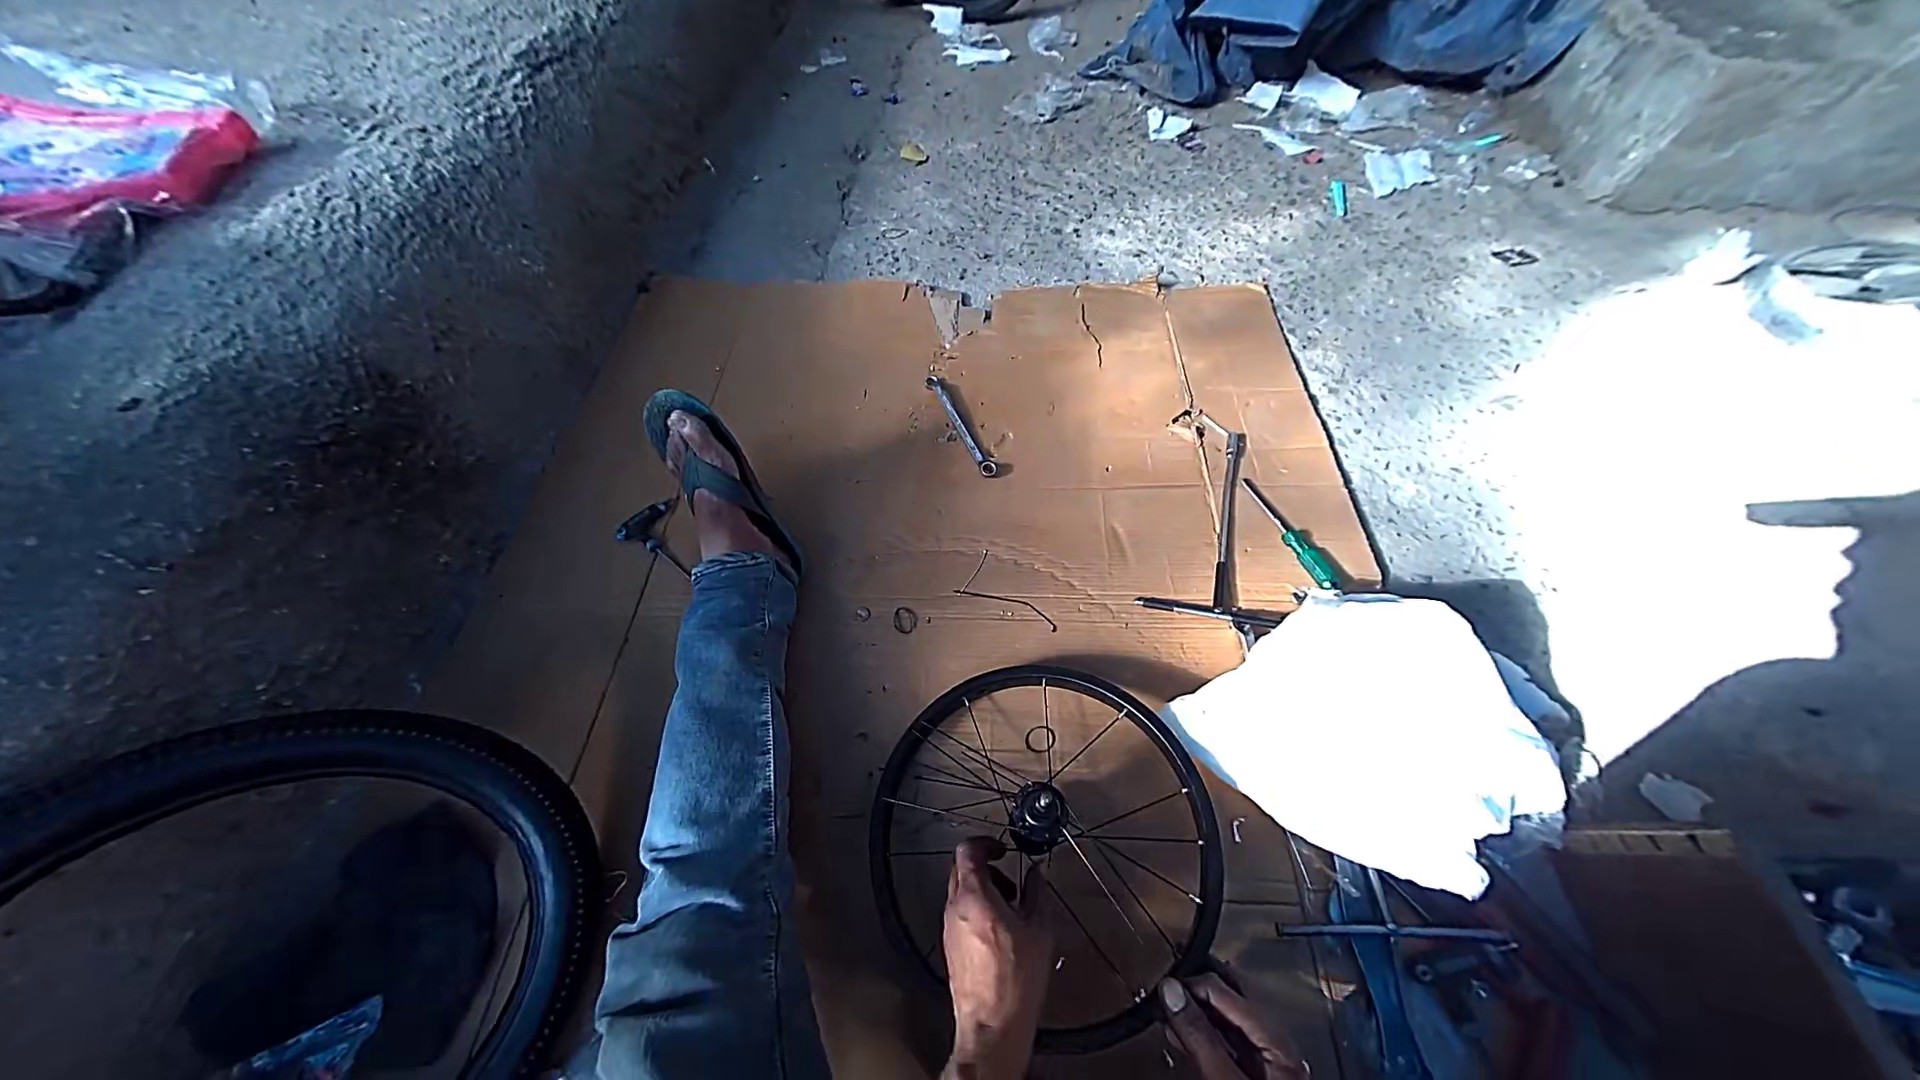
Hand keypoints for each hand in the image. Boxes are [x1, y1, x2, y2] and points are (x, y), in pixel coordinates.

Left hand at [940, 837, 1052, 1079]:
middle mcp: (955, 907)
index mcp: (974, 896)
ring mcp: (949, 927)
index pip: (967, 849)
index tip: (1001, 848)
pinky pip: (960, 911)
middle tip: (1008, 877)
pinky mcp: (950, 945)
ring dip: (982, 887)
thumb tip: (1036, 873)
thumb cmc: (1014, 983)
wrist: (992, 1026)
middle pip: (960, 867)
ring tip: (1009, 905)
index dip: (985, 842)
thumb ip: (1037, 893)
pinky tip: (999, 927)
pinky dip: (976, 907)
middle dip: (985, 865)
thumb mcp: (1039, 930)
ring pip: (959, 889)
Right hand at [1160, 974, 1307, 1079]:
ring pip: (1227, 1020)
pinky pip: (1227, 1043)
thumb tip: (1170, 990)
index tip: (1160, 989)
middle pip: (1230, 999)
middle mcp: (1275, 1044)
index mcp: (1275, 1039)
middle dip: (1195, 991)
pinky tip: (1183, 1039)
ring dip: (1196, 1012)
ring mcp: (1268, 1063)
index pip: (1223, 988)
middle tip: (1163, 990)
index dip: (1189, 983)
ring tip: (1168, 1012)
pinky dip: (1203, 1035)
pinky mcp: (1256, 1078)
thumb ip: (1198, 1034)